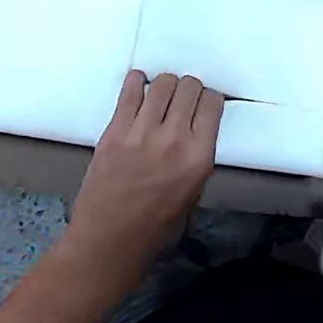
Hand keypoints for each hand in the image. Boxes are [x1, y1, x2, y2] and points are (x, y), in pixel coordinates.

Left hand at [65, 70, 222, 273]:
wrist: (110, 240)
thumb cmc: (154, 228)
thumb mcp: (194, 194)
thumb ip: (197, 158)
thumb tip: (195, 134)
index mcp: (199, 157)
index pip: (212, 105)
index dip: (210, 98)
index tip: (205, 101)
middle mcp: (174, 139)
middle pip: (189, 88)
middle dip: (190, 87)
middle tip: (184, 95)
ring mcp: (142, 132)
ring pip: (162, 84)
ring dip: (165, 83)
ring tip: (162, 91)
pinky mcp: (115, 131)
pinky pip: (129, 92)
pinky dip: (136, 82)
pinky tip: (138, 85)